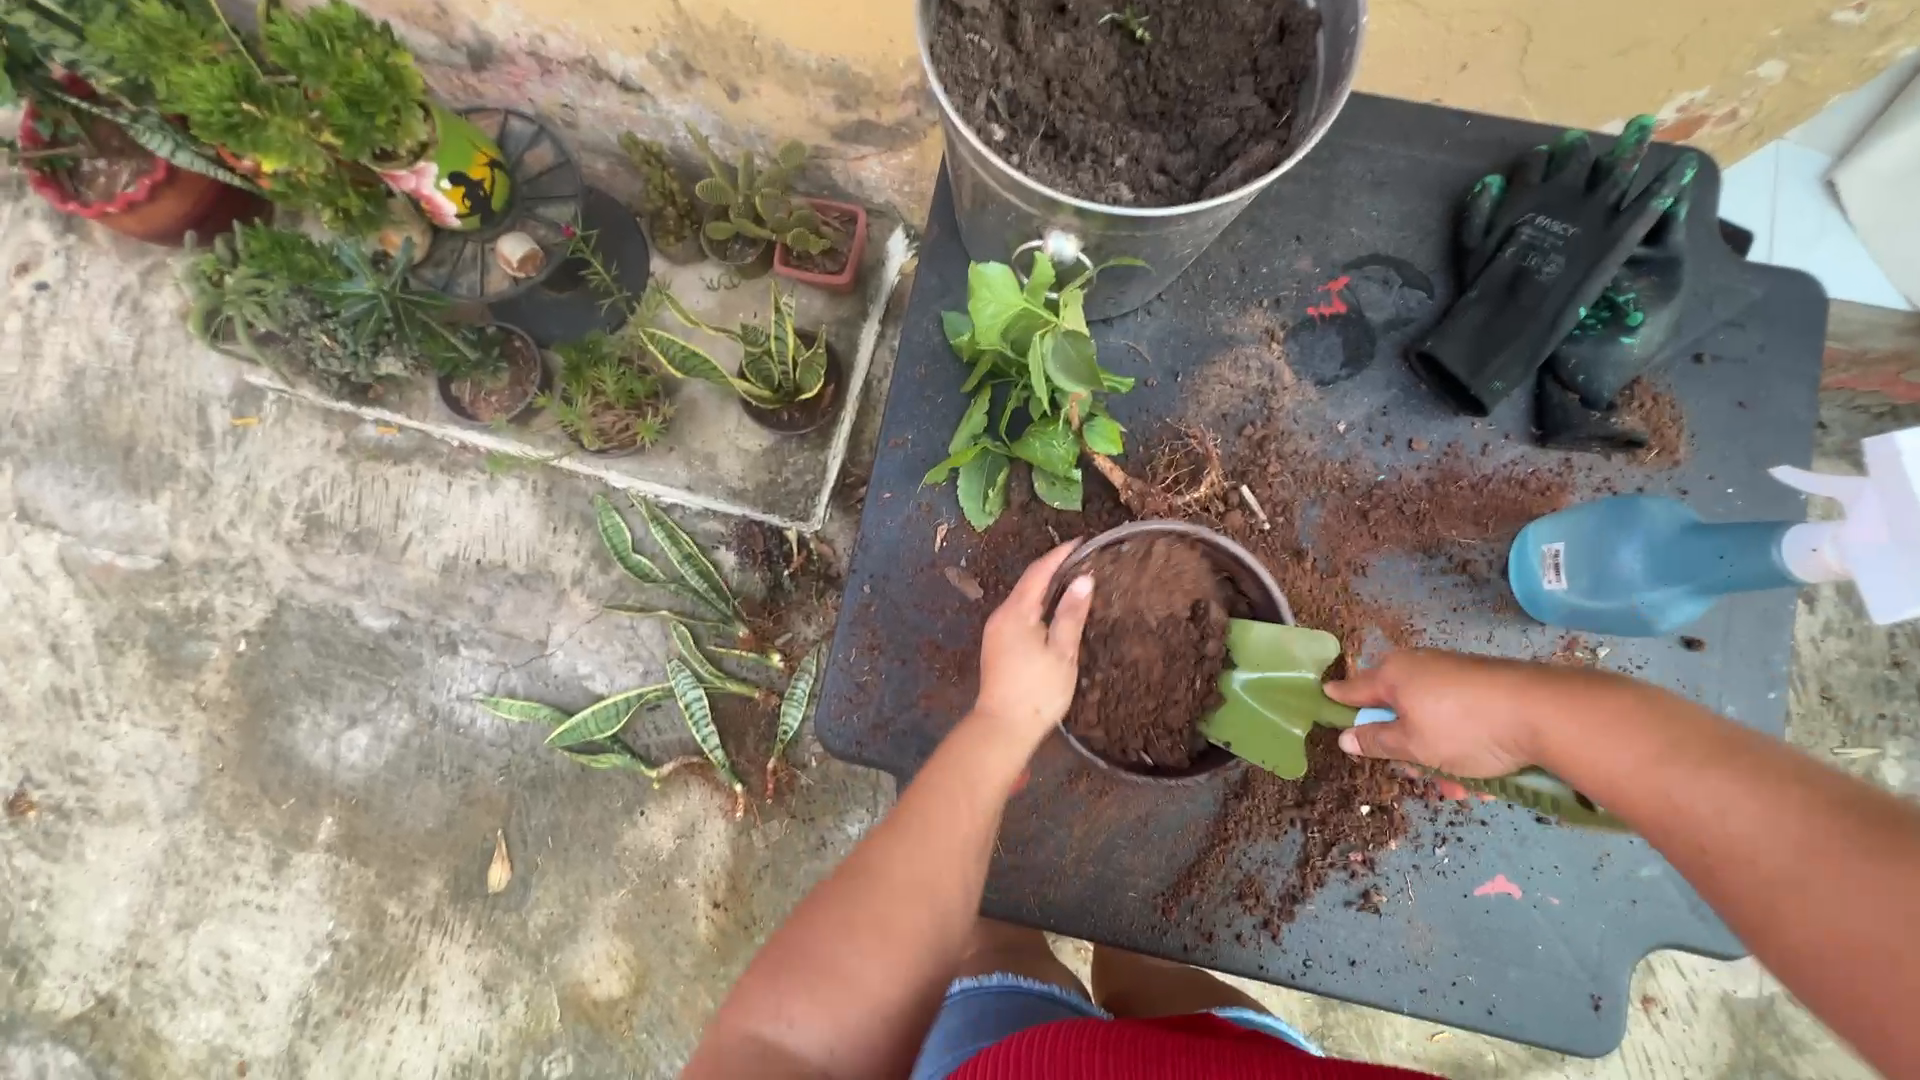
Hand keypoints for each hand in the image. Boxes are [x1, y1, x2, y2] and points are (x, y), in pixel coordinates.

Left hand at [971, 541, 1093, 749]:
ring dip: (1045, 586)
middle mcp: (1001, 616)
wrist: (1003, 726)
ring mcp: (996, 630)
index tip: (1081, 542)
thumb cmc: (1037, 690)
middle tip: (1081, 558)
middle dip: (1052, 568)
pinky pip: (1018, 613)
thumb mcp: (1062, 652)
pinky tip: (1053, 609)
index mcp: (1016, 613)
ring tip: (1072, 579)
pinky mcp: (997, 644)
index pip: (1038, 572)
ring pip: (1022, 598)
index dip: (1059, 555)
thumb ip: (1071, 614)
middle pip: (1028, 583)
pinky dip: (1037, 604)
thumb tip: (1083, 579)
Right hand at [1323, 649, 1606, 777]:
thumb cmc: (1463, 728)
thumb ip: (1376, 742)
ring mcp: (1455, 675)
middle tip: (1416, 774)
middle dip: (1403, 745)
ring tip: (1461, 789)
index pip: (1351, 689)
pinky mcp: (1488, 686)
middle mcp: (1419, 667)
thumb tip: (1345, 738)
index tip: (1326, 710)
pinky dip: (1465, 745)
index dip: (1338, 704)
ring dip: (1439, 754)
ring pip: (1432, 719)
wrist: (1547, 713)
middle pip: (1396, 708)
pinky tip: (1485, 777)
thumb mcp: (1413, 745)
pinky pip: (1462, 719)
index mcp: (1392, 675)